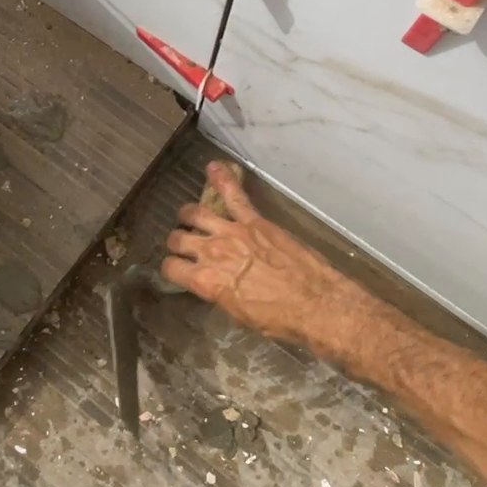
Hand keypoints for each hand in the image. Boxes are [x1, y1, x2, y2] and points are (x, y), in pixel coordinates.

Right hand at [162, 161, 372, 350]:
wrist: (315, 304)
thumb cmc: (278, 319)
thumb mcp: (239, 314)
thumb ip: (219, 293)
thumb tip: (214, 284)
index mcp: (205, 281)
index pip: (170, 268)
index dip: (171, 269)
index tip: (177, 269)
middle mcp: (211, 253)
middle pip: (177, 239)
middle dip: (177, 242)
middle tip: (183, 243)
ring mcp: (232, 232)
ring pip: (196, 213)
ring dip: (188, 215)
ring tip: (189, 216)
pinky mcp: (254, 221)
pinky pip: (235, 195)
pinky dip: (223, 179)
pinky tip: (213, 167)